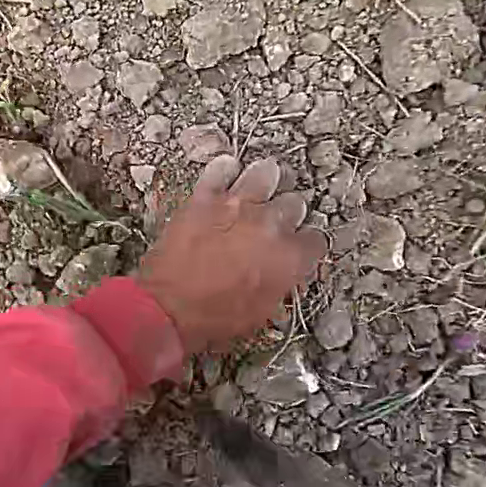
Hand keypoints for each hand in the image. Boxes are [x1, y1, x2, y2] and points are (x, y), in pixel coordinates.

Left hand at [137, 155, 326, 352]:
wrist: (169, 308)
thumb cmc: (215, 318)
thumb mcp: (262, 311)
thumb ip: (282, 283)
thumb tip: (285, 273)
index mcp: (290, 257)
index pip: (316, 239)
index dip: (308, 245)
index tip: (299, 248)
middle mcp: (271, 224)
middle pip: (294, 204)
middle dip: (289, 213)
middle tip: (277, 221)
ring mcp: (238, 205)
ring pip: (266, 174)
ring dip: (268, 179)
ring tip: (263, 184)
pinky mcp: (206, 197)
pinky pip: (222, 169)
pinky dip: (227, 169)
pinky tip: (229, 172)